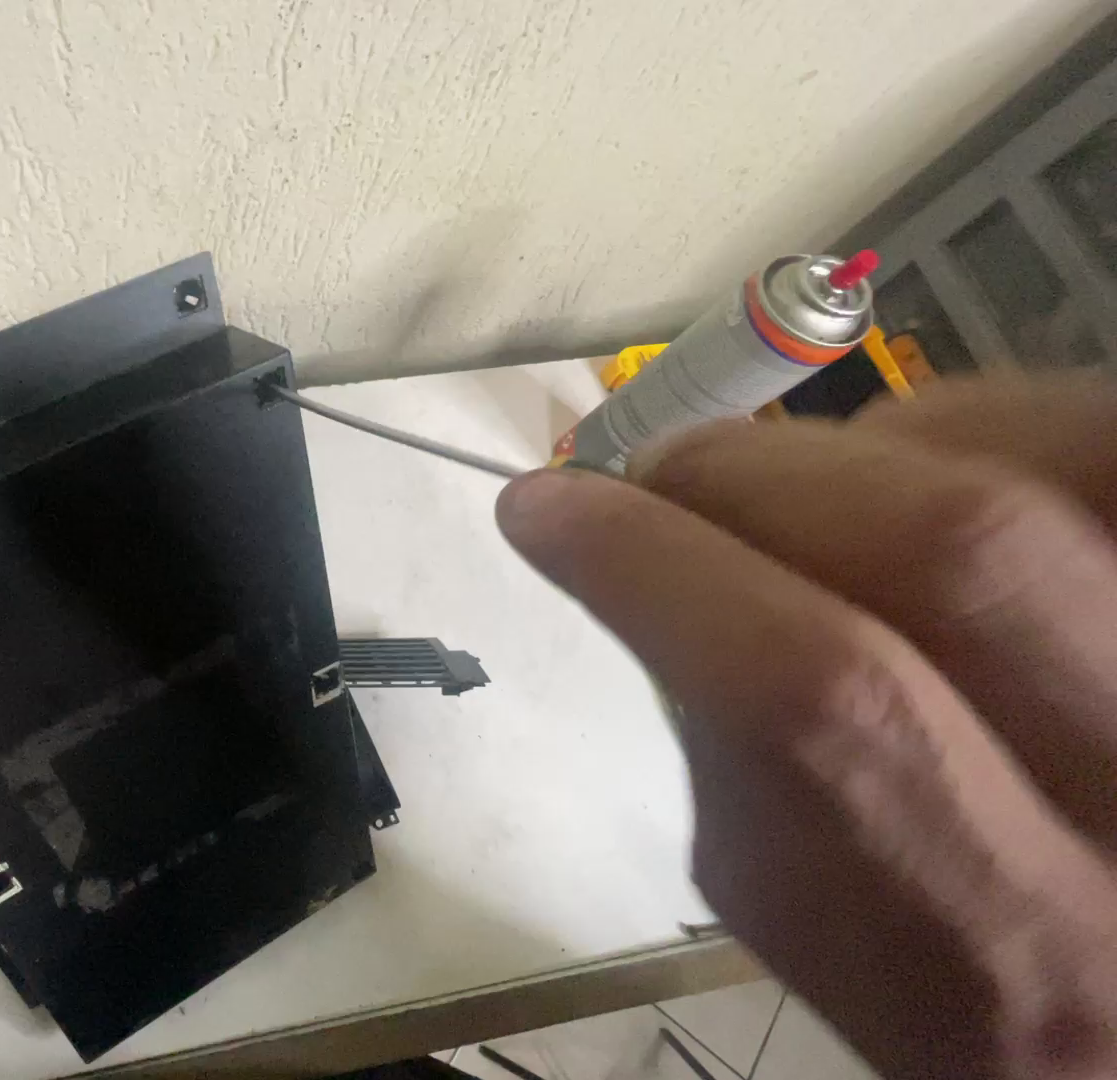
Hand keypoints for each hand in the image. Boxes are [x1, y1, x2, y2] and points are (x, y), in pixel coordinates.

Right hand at [496, 374, 1116, 1079]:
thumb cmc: (916, 946)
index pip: (804, 690)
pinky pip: (1108, 436)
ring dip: (872, 442)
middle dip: (742, 473)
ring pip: (1059, 462)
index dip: (650, 563)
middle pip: (945, 546)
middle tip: (660, 475)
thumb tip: (639, 561)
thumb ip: (708, 737)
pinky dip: (989, 426)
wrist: (1114, 975)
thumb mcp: (773, 890)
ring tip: (803, 486)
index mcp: (977, 942)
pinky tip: (934, 471)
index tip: (540, 507)